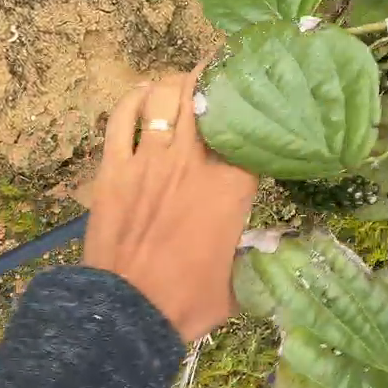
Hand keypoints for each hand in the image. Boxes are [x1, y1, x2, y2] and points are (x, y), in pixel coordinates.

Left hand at [83, 69, 257, 341]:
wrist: (127, 313)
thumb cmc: (187, 302)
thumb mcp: (238, 282)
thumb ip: (257, 257)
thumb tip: (274, 251)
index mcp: (229, 187)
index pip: (247, 133)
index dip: (252, 114)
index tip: (256, 104)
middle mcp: (191, 161)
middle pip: (204, 99)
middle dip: (212, 80)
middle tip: (218, 74)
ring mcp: (149, 159)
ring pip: (164, 97)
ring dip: (175, 83)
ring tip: (182, 81)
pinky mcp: (113, 166)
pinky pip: (121, 118)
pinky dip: (132, 98)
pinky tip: (142, 90)